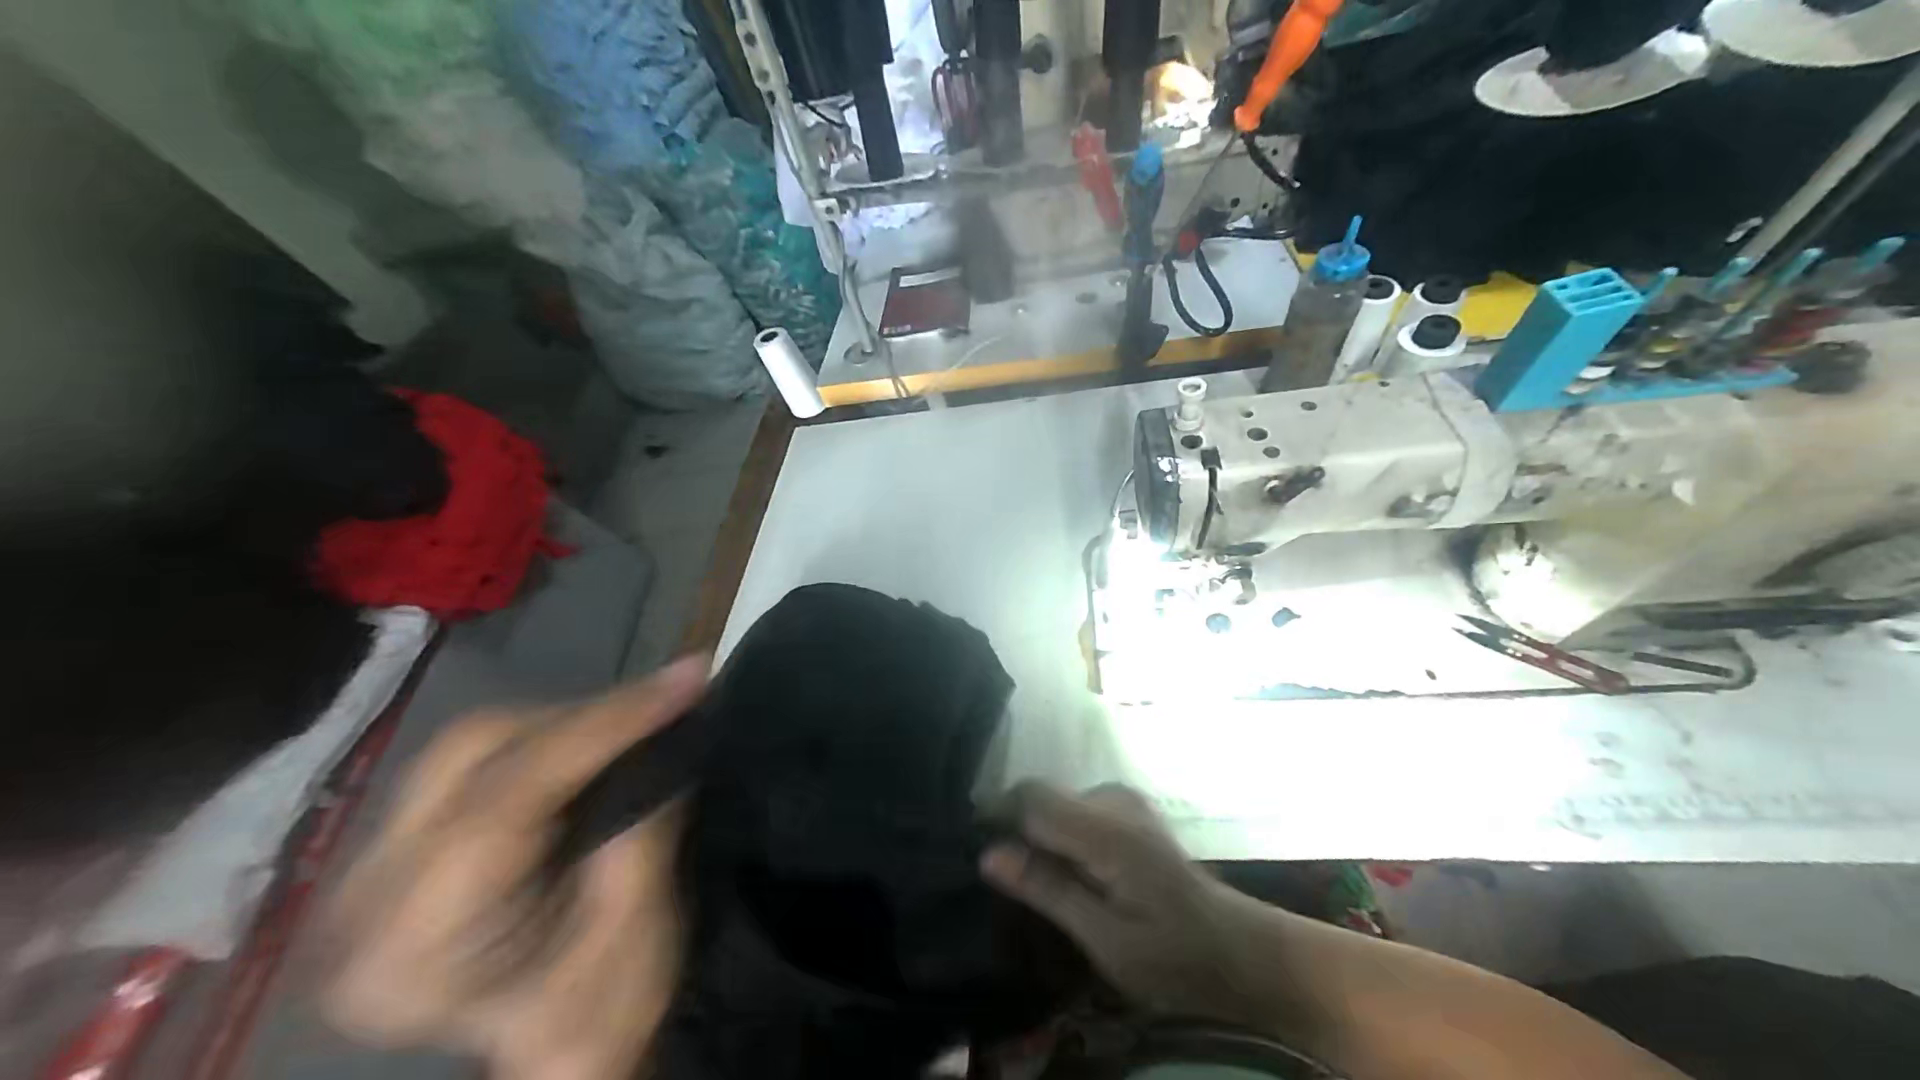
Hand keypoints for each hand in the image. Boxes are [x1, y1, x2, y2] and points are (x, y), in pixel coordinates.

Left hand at [322, 656, 708, 1079]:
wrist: (546, 1068)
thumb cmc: (592, 1026)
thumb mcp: (635, 949)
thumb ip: (641, 845)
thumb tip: (663, 748)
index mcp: (417, 946)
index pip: (510, 795)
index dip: (605, 725)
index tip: (685, 680)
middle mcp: (369, 897)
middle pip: (472, 752)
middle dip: (581, 716)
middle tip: (665, 701)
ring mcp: (374, 869)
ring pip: (469, 745)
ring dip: (563, 722)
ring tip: (636, 720)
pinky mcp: (401, 848)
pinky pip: (473, 763)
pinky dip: (543, 740)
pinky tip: (593, 742)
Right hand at [980, 782, 1268, 1024]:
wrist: (1239, 950)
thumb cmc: (1174, 955)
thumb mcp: (1105, 939)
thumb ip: (1048, 889)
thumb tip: (988, 853)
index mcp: (1108, 831)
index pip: (1031, 797)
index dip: (994, 816)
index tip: (970, 850)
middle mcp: (1113, 800)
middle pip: (1040, 796)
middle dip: (1012, 828)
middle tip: (997, 877)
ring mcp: (1123, 800)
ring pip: (1055, 802)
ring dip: (1034, 833)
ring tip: (1025, 880)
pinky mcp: (1128, 810)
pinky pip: (1073, 809)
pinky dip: (1056, 833)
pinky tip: (1060, 872)